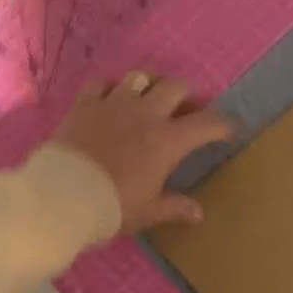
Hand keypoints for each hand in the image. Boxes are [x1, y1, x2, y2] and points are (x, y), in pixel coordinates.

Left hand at [52, 71, 234, 233]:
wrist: (63, 196)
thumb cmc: (112, 207)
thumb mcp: (147, 212)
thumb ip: (173, 208)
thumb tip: (198, 214)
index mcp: (168, 141)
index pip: (206, 124)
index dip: (222, 124)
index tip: (229, 129)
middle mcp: (145, 114)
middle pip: (176, 87)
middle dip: (186, 95)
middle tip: (185, 109)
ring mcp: (113, 104)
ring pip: (139, 78)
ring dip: (149, 85)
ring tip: (148, 98)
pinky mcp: (84, 104)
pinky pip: (100, 83)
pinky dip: (109, 87)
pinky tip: (109, 97)